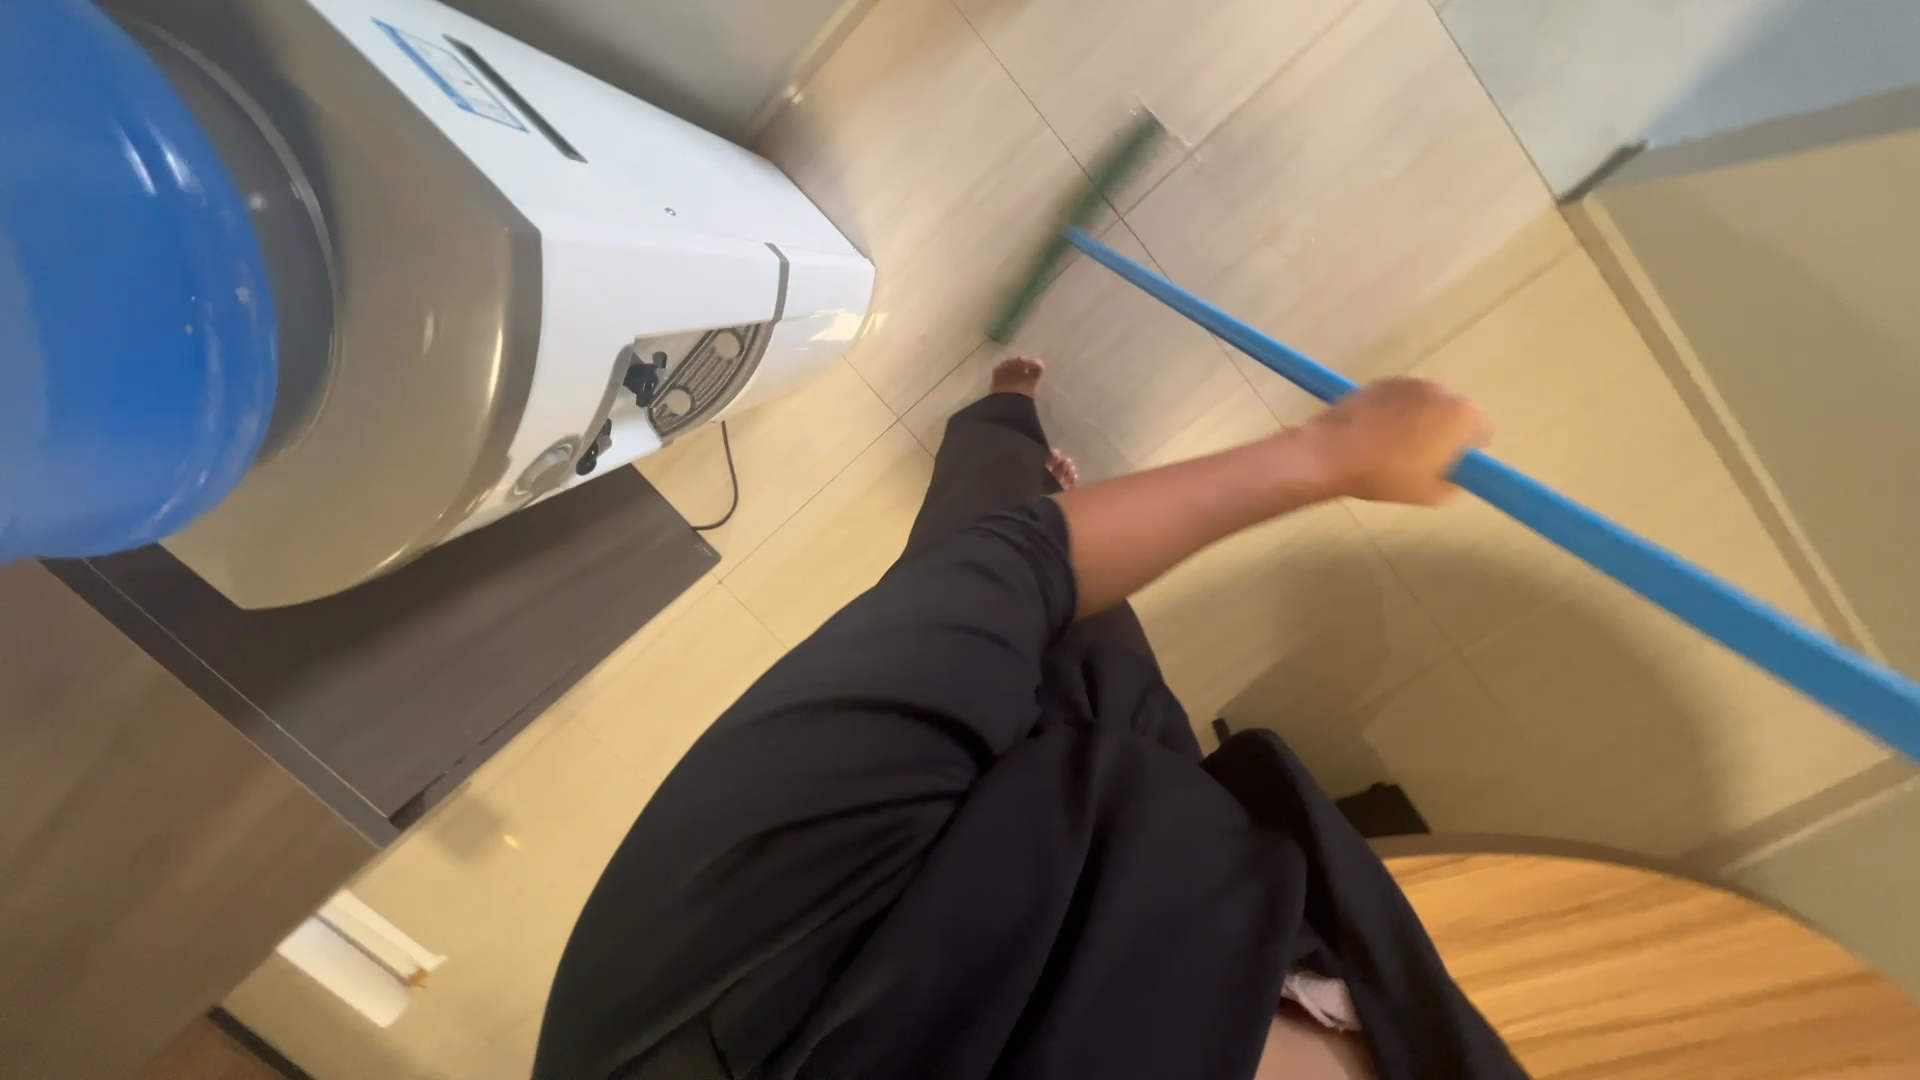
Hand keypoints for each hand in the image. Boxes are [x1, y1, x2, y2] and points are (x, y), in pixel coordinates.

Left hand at [1297, 377, 1489, 504]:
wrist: (1329, 453)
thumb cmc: (1384, 474)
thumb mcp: (1430, 494)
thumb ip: (1454, 484)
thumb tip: (1453, 477)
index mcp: (1462, 414)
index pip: (1483, 431)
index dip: (1467, 452)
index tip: (1447, 466)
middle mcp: (1441, 389)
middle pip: (1454, 413)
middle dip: (1443, 433)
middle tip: (1418, 459)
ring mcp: (1407, 382)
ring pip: (1425, 404)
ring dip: (1418, 420)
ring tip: (1390, 447)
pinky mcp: (1379, 382)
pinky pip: (1398, 399)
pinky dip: (1393, 412)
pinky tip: (1372, 433)